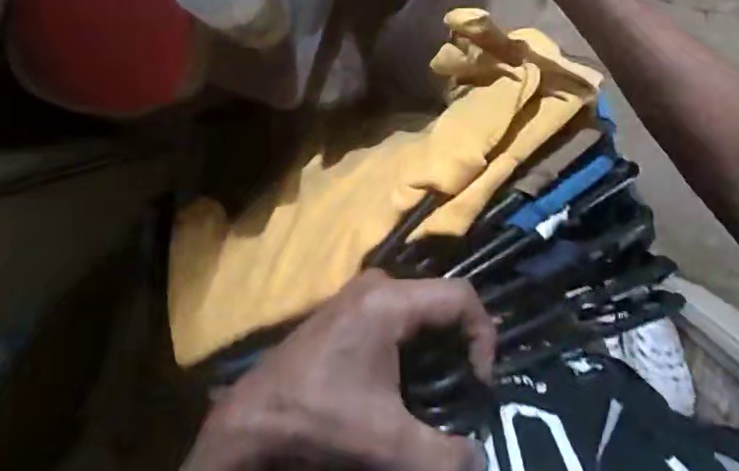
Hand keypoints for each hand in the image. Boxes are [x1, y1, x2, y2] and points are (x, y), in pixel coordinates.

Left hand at [184, 272, 494, 470]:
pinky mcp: (347, 311)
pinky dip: (413, 347)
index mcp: (388, 300)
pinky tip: (407, 386)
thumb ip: (448, 456)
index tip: (480, 385)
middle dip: (461, 345)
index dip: (484, 338)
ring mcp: (358, 294)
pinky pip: (397, 316)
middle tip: (466, 391)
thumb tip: (480, 457)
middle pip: (440, 301)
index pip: (461, 296)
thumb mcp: (390, 446)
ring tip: (439, 394)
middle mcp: (376, 284)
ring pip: (419, 309)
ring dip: (437, 349)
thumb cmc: (322, 421)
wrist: (255, 420)